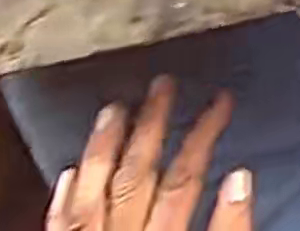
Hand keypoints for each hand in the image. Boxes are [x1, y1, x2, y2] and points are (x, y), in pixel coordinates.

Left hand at [45, 77, 249, 230]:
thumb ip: (230, 228)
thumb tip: (241, 176)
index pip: (185, 176)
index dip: (205, 133)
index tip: (223, 97)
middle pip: (135, 177)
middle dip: (152, 127)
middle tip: (163, 83)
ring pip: (90, 198)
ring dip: (103, 151)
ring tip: (113, 109)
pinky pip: (58, 230)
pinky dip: (63, 202)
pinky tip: (70, 171)